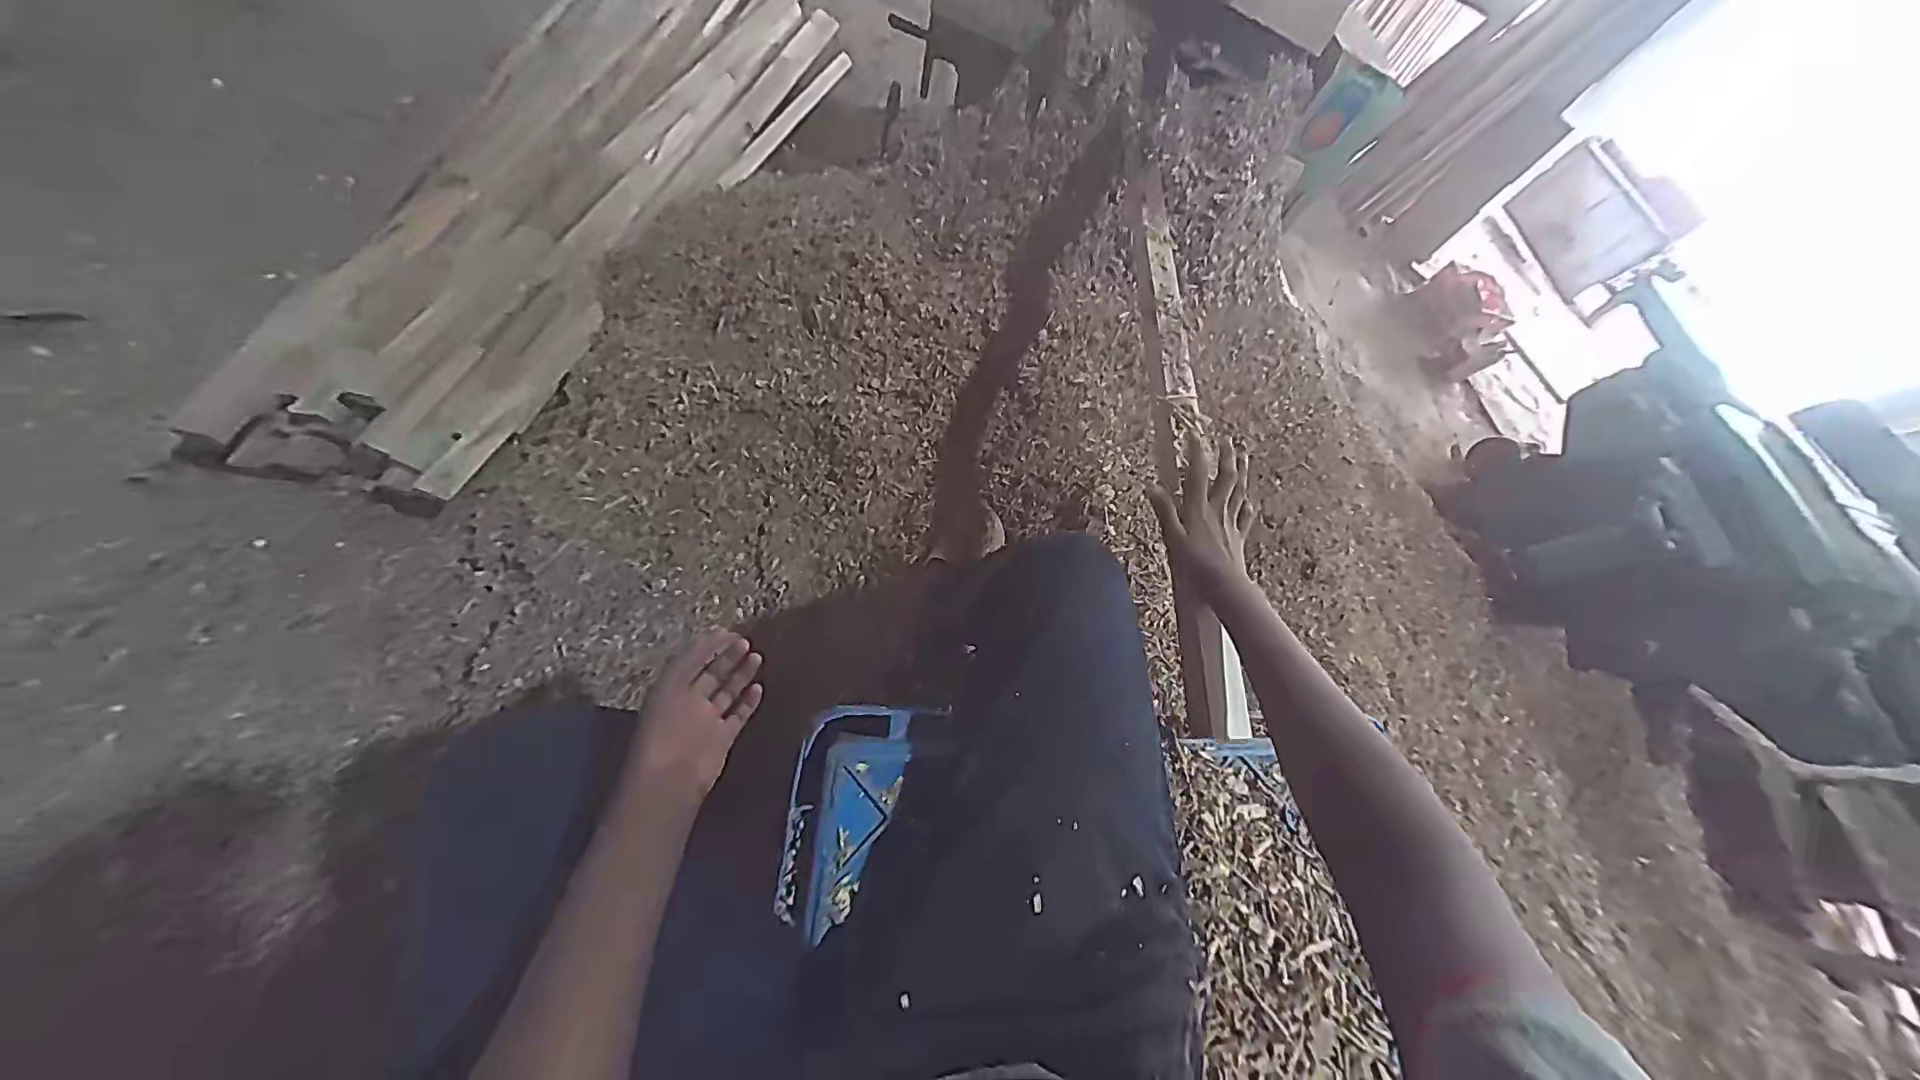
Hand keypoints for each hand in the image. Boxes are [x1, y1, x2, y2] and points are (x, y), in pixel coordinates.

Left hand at [629, 630, 763, 795]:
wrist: (671, 777)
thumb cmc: (667, 728)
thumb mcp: (672, 685)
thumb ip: (690, 660)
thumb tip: (711, 637)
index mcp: (672, 690)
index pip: (691, 661)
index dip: (708, 646)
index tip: (727, 632)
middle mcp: (689, 703)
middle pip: (710, 675)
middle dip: (726, 657)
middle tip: (745, 641)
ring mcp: (707, 721)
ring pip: (726, 692)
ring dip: (740, 674)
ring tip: (756, 656)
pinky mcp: (723, 738)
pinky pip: (737, 715)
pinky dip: (748, 702)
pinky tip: (759, 688)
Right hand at [1148, 429, 1254, 601]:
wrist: (1225, 586)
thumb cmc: (1195, 565)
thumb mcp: (1173, 538)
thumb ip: (1164, 511)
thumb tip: (1151, 486)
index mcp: (1198, 509)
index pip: (1197, 474)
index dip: (1197, 453)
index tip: (1195, 435)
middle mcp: (1217, 511)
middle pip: (1226, 478)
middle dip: (1227, 457)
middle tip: (1227, 440)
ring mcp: (1230, 523)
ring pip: (1239, 491)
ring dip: (1241, 472)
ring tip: (1243, 457)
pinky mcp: (1238, 537)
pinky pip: (1245, 516)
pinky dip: (1247, 503)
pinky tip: (1249, 499)